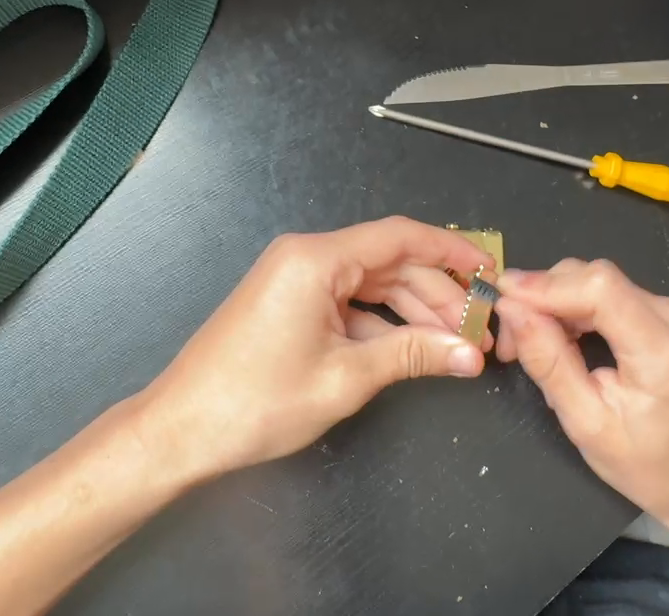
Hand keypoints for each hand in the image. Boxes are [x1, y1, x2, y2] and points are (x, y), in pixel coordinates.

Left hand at [137, 217, 490, 479]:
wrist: (180, 430)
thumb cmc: (257, 401)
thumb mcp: (345, 377)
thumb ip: (413, 356)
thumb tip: (469, 354)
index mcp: (317, 258)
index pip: (400, 237)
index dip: (451, 251)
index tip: (489, 270)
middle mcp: (307, 256)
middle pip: (389, 263)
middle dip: (437, 294)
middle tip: (479, 330)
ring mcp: (297, 279)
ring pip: (372, 284)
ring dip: (413, 311)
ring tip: (457, 344)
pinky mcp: (291, 302)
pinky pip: (348, 302)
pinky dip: (381, 323)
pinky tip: (413, 348)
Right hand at [493, 259, 668, 538]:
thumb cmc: (648, 467)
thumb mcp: (586, 426)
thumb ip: (549, 363)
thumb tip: (510, 308)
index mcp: (665, 353)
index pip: (601, 289)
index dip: (547, 285)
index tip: (502, 295)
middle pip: (595, 279)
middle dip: (543, 299)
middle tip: (510, 342)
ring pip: (597, 281)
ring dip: (556, 303)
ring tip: (532, 344)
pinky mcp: (668, 312)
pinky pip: (609, 293)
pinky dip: (576, 308)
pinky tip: (562, 338)